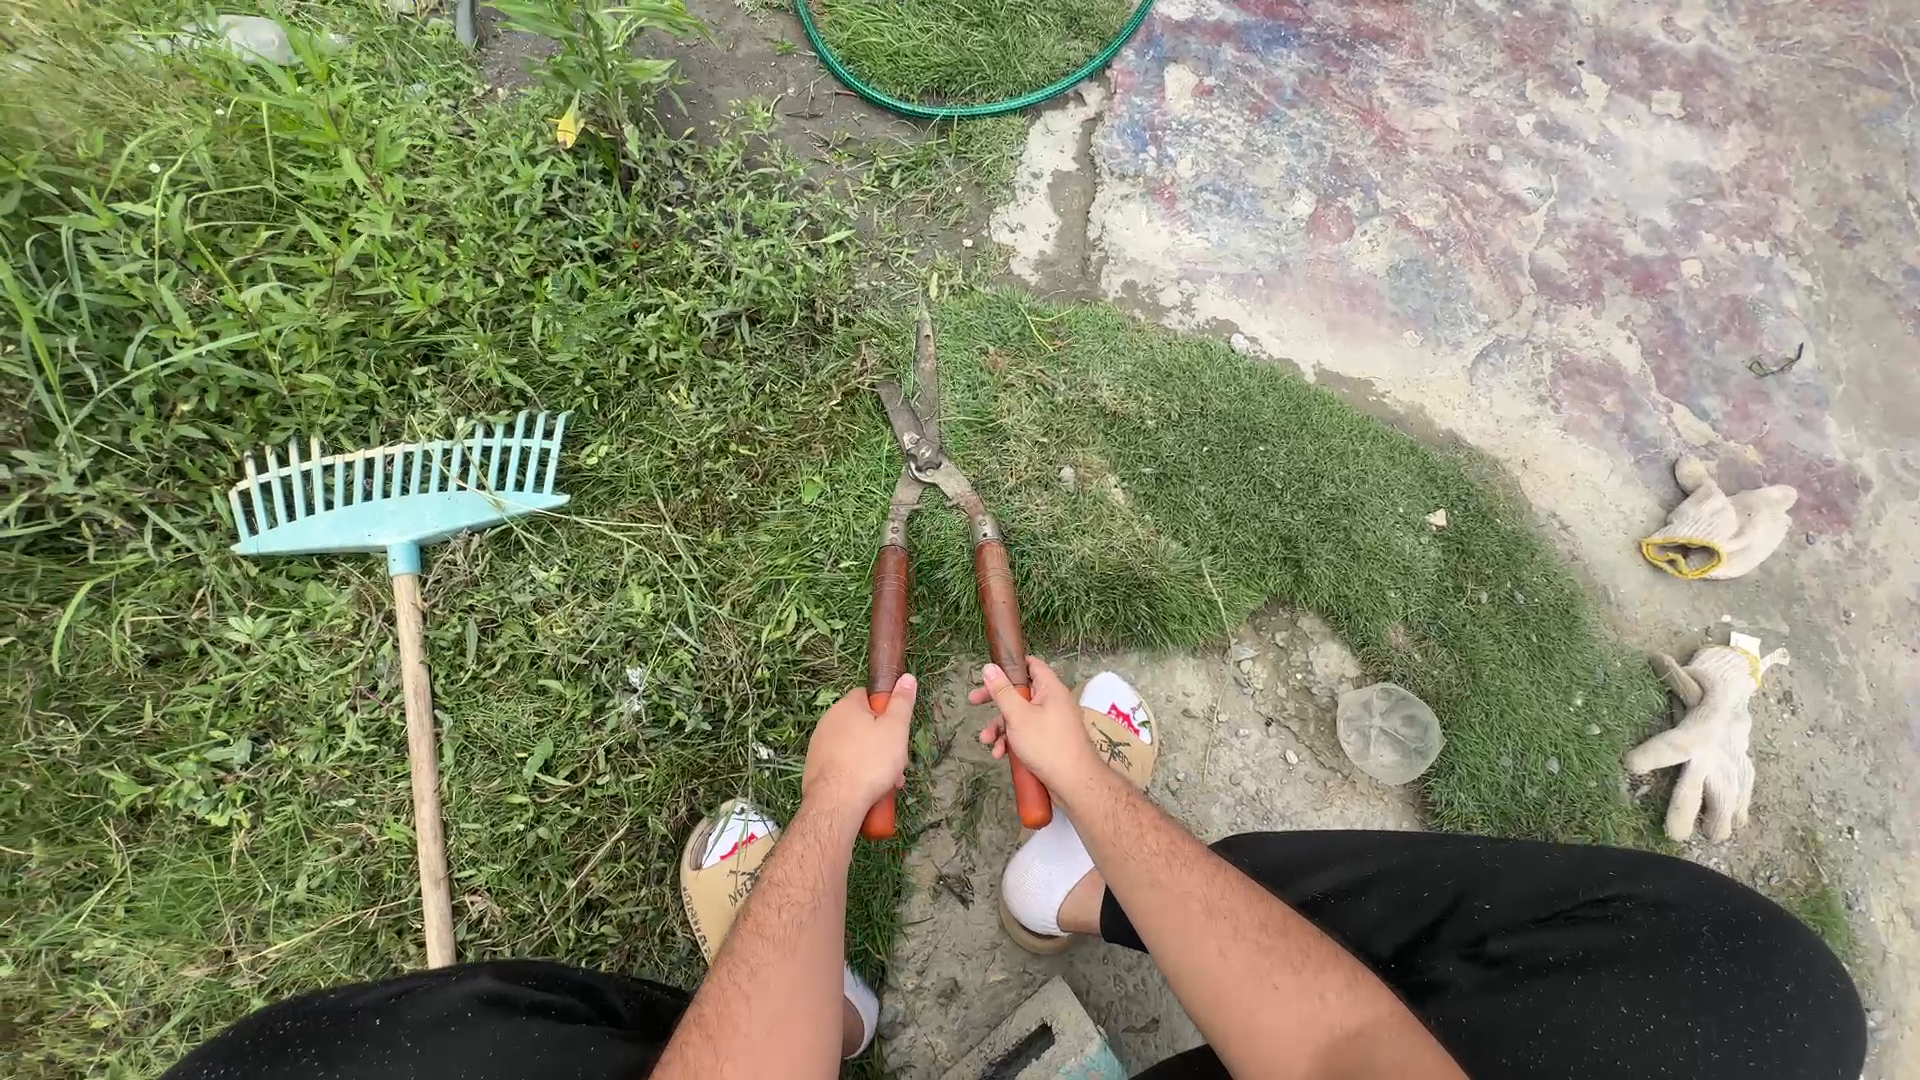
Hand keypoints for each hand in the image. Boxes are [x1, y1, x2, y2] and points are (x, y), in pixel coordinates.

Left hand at [802, 676, 915, 814]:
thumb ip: (902, 702)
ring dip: (872, 761)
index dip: (885, 711)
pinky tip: (868, 790)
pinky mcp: (814, 768)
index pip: (867, 696)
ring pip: (854, 747)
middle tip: (896, 762)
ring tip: (887, 782)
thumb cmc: (870, 761)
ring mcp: (819, 745)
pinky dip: (856, 773)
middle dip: (882, 743)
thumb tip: (906, 677)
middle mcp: (828, 721)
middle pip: (862, 725)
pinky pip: (842, 764)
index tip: (897, 729)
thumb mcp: (896, 729)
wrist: (836, 802)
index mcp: (846, 706)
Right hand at [972, 657, 1101, 793]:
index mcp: (1050, 688)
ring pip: (1019, 716)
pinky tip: (1001, 755)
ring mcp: (1051, 722)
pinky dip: (1012, 741)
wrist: (1074, 784)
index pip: (1031, 665)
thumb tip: (989, 667)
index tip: (991, 672)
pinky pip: (1026, 734)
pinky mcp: (1048, 741)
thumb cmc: (1047, 745)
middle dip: (996, 701)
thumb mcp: (1018, 715)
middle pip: (1019, 692)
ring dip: (1000, 727)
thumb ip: (1002, 691)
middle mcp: (1052, 702)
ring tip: (988, 742)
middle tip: (974, 701)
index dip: (1010, 665)